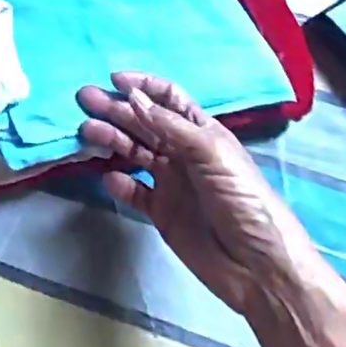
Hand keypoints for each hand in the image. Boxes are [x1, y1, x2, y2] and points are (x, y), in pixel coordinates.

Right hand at [77, 72, 316, 312]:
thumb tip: (132, 95)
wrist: (260, 268)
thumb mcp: (210, 153)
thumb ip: (169, 125)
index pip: (168, 98)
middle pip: (143, 122)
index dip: (143, 85)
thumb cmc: (243, 198)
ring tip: (87, 131)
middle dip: (115, 108)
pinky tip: (110, 178)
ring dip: (111, 139)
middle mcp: (181, 151)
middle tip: (85, 98)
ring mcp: (170, 181)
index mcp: (199, 131)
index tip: (114, 79)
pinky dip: (119, 183)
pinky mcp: (161, 212)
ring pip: (132, 152)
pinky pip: (134, 191)